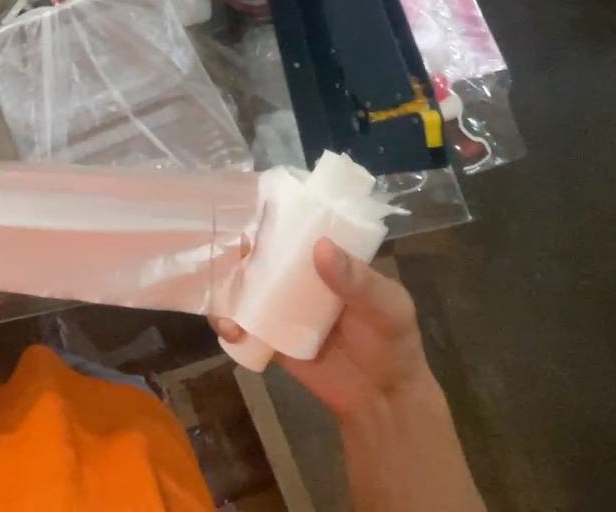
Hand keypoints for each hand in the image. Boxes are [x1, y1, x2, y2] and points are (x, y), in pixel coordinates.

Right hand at [217, 240, 483, 510]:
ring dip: (223, 289)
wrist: (385, 402)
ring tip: (223, 303)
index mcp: (319, 259)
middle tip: (224, 257)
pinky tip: (231, 330)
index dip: (262, 218)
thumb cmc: (392, 342)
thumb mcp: (388, 306)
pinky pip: (239, 324)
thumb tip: (320, 246)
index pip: (287, 228)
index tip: (241, 212)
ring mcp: (277, 307)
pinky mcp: (268, 337)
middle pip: (254, 255)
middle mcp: (292, 277)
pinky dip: (227, 324)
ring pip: (239, 288)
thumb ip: (358, 280)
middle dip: (232, 252)